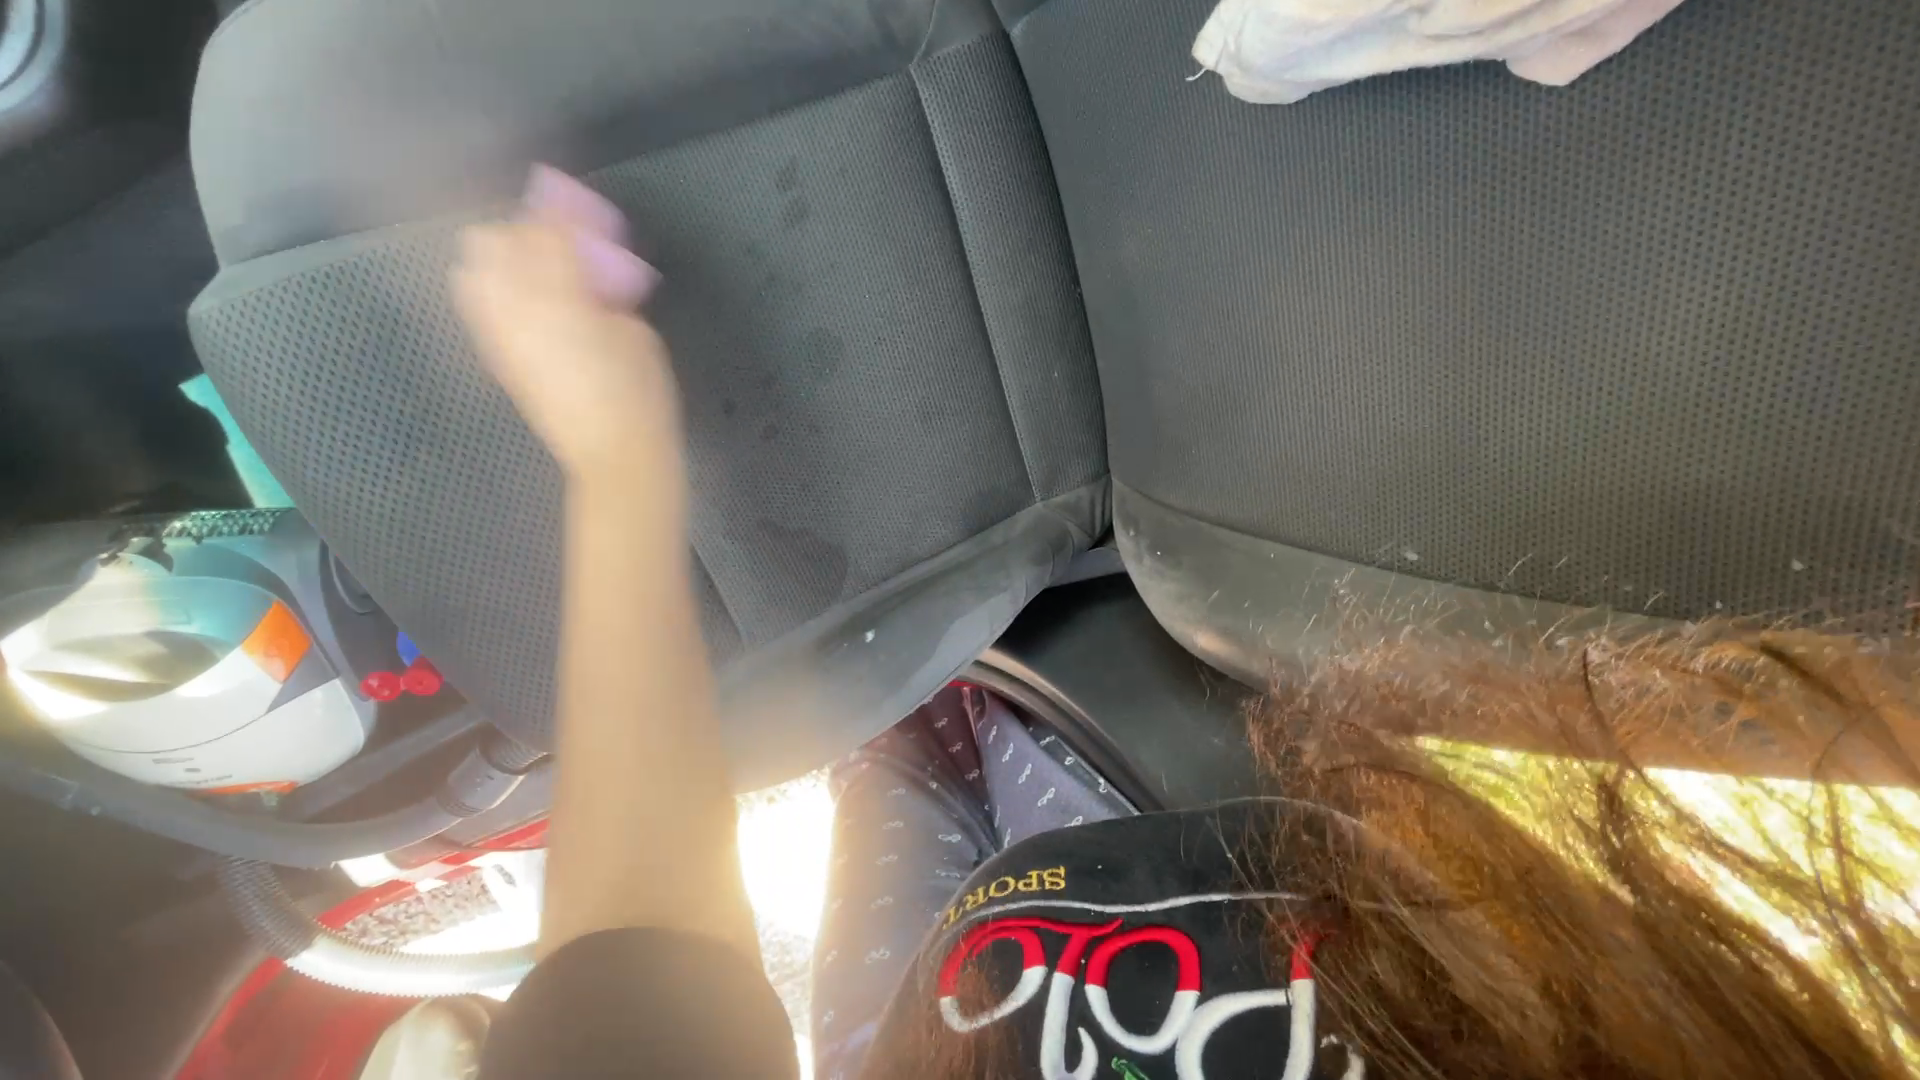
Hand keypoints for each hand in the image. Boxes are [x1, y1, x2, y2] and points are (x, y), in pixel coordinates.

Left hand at [451, 171, 677, 484]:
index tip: (572, 196)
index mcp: (560, 296)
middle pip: (495, 241)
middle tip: (556, 237)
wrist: (614, 453)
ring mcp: (500, 332)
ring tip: (532, 263)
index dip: (560, 208)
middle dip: (522, 229)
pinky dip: (493, 286)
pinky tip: (518, 293)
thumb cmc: (640, 395)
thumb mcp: (637, 333)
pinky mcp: (498, 356)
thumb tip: (588, 270)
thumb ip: (606, 291)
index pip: (546, 230)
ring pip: (476, 269)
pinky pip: (478, 305)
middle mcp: (515, 307)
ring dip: (501, 255)